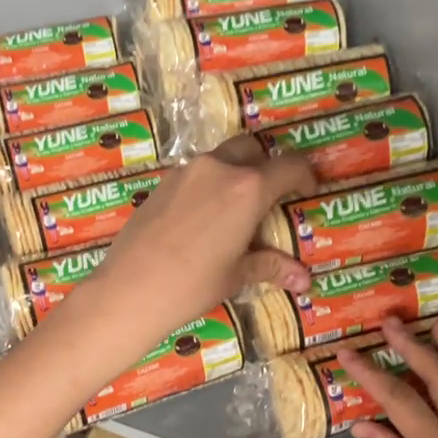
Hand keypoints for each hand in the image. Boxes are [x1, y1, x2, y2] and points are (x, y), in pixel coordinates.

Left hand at [73, 136, 314, 347]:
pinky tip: (203, 217)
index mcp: (248, 188)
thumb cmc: (192, 285)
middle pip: (252, 149)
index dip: (304, 175)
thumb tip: (304, 280)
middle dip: (267, 165)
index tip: (308, 189)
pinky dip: (208, 184)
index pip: (288, 167)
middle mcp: (218, 169)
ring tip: (236, 208)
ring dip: (235, 172)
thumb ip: (270, 266)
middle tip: (271, 195)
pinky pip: (195, 174)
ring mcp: (186, 172)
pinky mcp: (161, 183)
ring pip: (220, 158)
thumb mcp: (236, 275)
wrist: (130, 288)